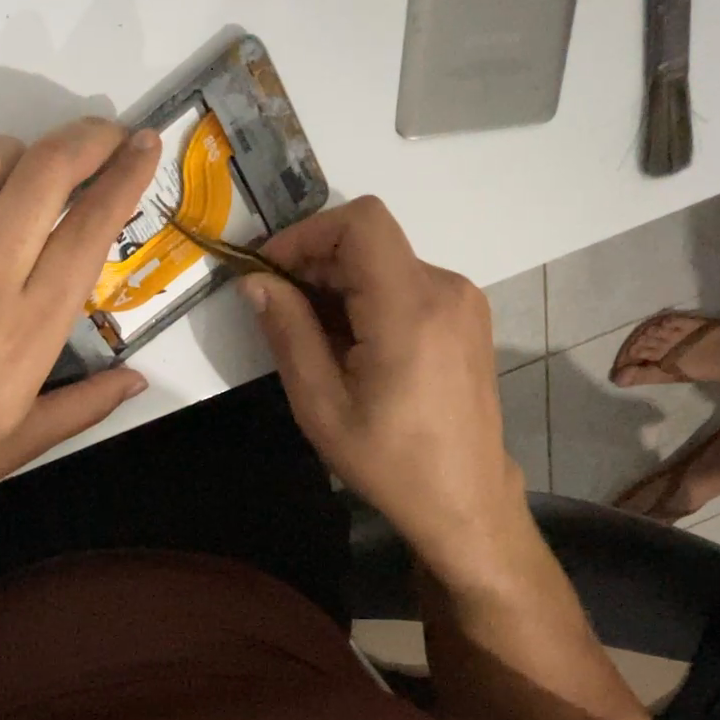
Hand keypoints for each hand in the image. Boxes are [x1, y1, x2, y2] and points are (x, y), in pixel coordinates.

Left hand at [0, 118, 160, 524]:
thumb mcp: (31, 439)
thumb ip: (89, 404)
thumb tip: (139, 379)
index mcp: (30, 327)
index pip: (88, 230)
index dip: (124, 178)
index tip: (144, 148)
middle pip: (40, 176)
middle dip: (83, 140)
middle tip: (102, 138)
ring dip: (9, 149)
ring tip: (24, 166)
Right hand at [241, 196, 528, 580]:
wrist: (461, 496)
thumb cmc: (386, 459)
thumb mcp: (320, 403)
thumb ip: (288, 333)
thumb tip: (255, 283)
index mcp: (410, 309)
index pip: (360, 223)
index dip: (305, 234)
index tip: (267, 272)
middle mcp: (445, 288)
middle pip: (369, 242)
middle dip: (313, 265)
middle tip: (274, 311)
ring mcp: (461, 300)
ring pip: (384, 264)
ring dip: (336, 287)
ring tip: (309, 340)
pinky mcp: (464, 316)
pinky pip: (404, 286)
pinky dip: (364, 301)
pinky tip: (347, 347)